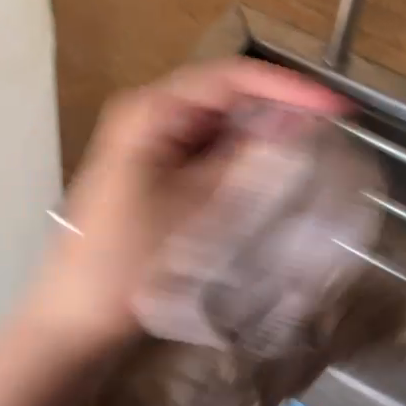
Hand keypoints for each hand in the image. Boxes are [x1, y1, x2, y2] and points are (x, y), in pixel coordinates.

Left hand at [25, 60, 349, 354]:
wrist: (71, 326)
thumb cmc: (125, 266)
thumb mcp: (197, 212)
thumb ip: (247, 164)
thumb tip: (297, 125)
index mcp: (150, 111)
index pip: (230, 79)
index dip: (286, 87)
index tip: (333, 108)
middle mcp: (150, 116)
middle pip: (226, 96)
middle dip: (277, 110)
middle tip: (330, 129)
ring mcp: (152, 144)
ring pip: (221, 126)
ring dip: (263, 136)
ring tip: (312, 149)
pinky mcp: (157, 172)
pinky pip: (209, 152)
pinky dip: (243, 160)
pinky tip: (274, 174)